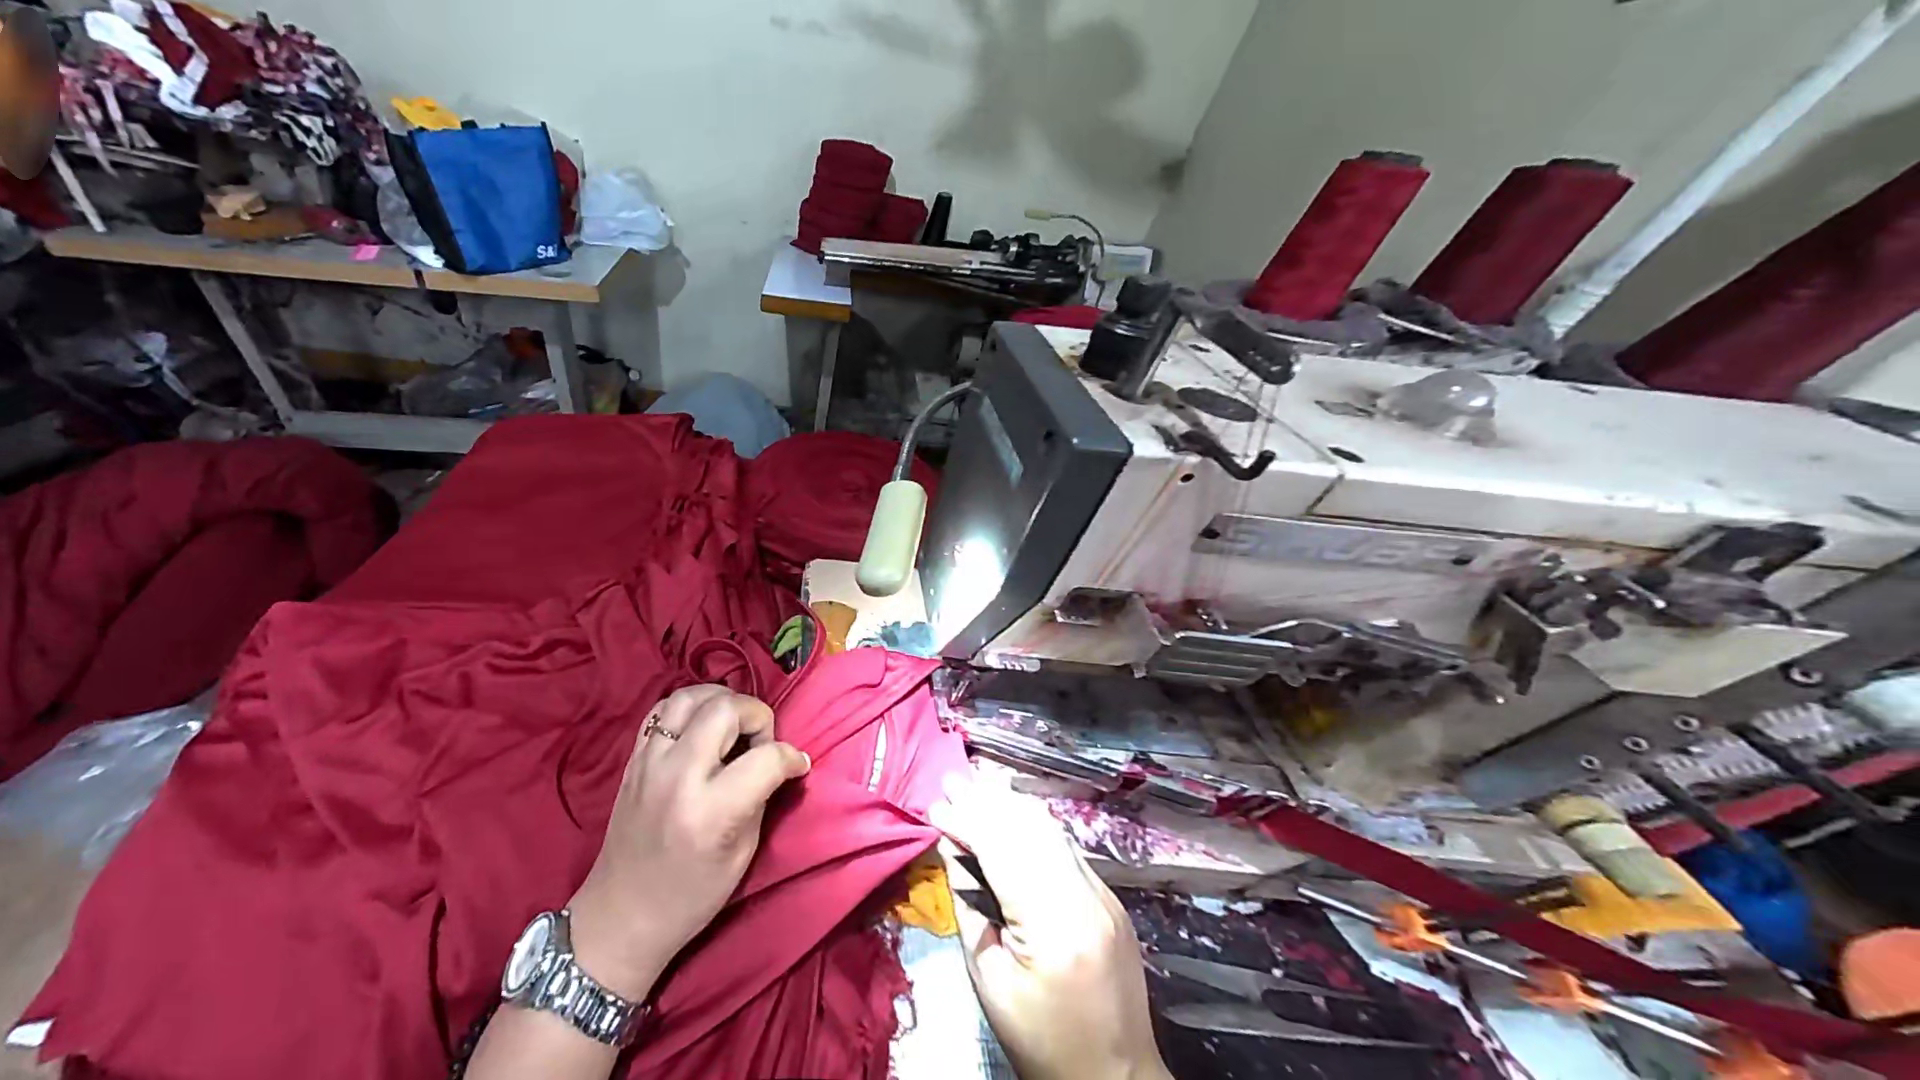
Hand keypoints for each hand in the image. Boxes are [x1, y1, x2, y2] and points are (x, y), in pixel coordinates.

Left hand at [567, 685, 810, 999]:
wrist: (621, 915)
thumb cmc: (692, 895)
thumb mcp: (744, 850)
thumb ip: (762, 795)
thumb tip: (782, 761)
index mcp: (710, 811)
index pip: (766, 757)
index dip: (791, 757)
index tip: (797, 765)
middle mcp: (677, 777)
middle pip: (727, 709)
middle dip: (757, 716)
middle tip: (761, 742)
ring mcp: (649, 763)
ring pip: (691, 696)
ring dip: (722, 701)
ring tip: (733, 726)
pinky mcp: (634, 759)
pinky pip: (662, 709)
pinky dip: (690, 708)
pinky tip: (702, 727)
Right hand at [929, 772, 1170, 1079]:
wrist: (1114, 1078)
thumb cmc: (1041, 1041)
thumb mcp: (990, 982)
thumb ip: (970, 909)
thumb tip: (953, 851)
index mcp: (1054, 925)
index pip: (1004, 850)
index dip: (968, 821)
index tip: (936, 804)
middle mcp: (1087, 897)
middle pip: (1032, 830)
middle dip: (988, 801)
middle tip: (953, 779)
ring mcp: (1105, 894)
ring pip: (1054, 831)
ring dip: (1012, 805)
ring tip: (978, 787)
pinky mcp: (1111, 898)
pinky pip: (1067, 848)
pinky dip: (1034, 825)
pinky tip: (1013, 814)